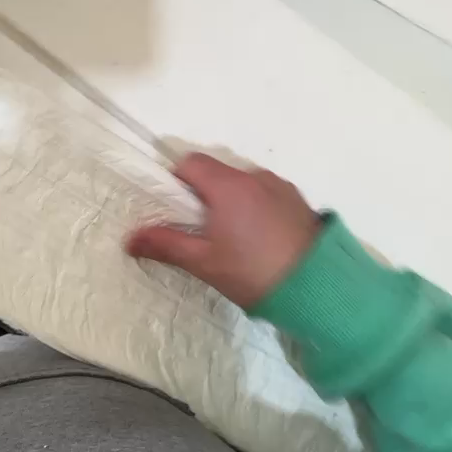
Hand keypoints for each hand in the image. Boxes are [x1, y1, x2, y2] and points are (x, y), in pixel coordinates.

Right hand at [126, 153, 321, 308]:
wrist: (321, 289)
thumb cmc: (254, 272)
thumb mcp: (204, 263)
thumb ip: (166, 245)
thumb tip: (129, 239)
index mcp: (228, 186)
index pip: (190, 163)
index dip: (176, 181)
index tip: (174, 211)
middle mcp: (255, 177)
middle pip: (216, 173)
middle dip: (202, 195)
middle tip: (201, 232)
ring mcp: (281, 187)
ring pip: (242, 184)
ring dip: (231, 202)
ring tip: (234, 240)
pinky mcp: (300, 202)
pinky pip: (266, 195)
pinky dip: (255, 209)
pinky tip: (260, 240)